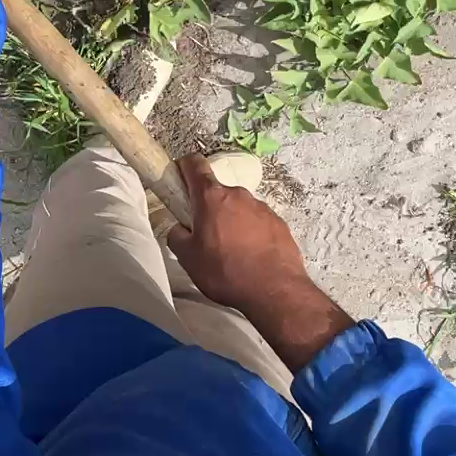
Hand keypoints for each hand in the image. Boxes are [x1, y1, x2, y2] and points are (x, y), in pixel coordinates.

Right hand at [166, 155, 353, 371]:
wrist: (275, 291)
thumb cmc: (225, 271)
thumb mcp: (187, 258)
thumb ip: (176, 235)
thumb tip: (180, 228)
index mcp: (212, 197)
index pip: (194, 164)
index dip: (183, 167)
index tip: (179, 180)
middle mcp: (238, 195)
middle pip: (217, 192)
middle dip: (208, 207)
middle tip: (204, 235)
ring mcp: (262, 207)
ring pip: (238, 208)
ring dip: (231, 221)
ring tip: (231, 252)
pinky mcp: (279, 223)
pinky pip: (257, 222)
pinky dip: (251, 233)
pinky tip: (251, 256)